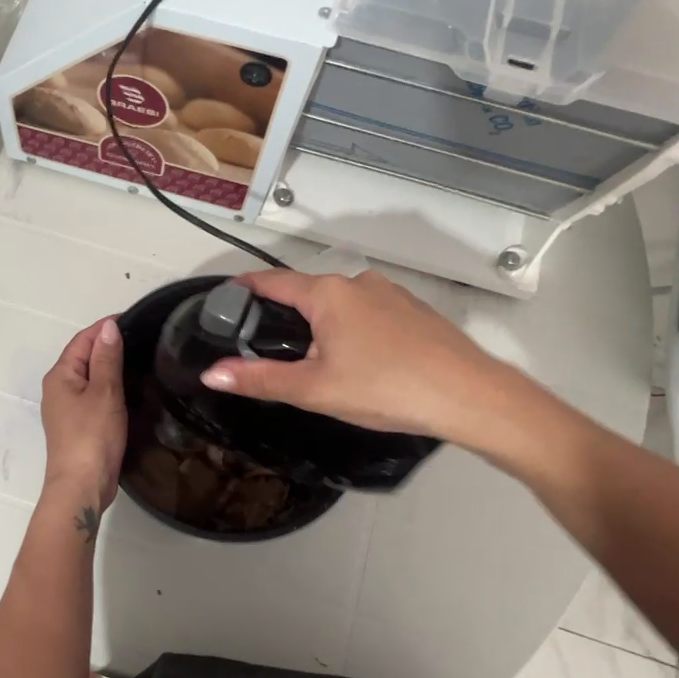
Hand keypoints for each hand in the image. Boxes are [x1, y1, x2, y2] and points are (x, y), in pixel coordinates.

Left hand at [40, 316, 126, 511]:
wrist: (81, 486)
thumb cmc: (92, 436)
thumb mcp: (104, 392)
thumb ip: (106, 358)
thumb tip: (108, 328)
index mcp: (60, 375)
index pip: (83, 340)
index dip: (105, 327)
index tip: (135, 319)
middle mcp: (58, 388)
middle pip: (83, 356)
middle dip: (108, 344)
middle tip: (143, 338)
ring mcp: (66, 408)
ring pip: (88, 377)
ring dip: (109, 365)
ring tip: (140, 359)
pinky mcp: (77, 425)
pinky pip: (93, 395)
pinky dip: (109, 386)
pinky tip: (128, 388)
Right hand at [199, 270, 541, 451]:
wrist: (468, 395)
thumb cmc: (383, 388)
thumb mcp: (313, 389)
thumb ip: (259, 378)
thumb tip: (210, 374)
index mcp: (327, 293)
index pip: (272, 281)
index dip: (244, 289)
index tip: (223, 299)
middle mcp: (358, 283)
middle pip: (306, 294)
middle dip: (284, 317)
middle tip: (266, 350)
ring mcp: (391, 294)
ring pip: (340, 306)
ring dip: (321, 327)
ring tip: (314, 364)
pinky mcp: (414, 312)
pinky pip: (368, 315)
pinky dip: (352, 332)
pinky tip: (359, 364)